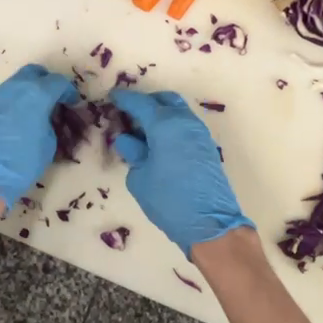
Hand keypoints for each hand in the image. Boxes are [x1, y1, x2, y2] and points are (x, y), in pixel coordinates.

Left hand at [0, 64, 79, 206]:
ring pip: (16, 84)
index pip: (57, 82)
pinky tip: (15, 122)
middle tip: (53, 100)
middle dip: (46, 82)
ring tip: (33, 113)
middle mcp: (15, 88)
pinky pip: (3, 98)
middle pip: (34, 73)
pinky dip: (13, 104)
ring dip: (27, 92)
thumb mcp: (48, 144)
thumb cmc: (21, 162)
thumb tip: (47, 119)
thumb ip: (50, 123)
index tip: (71, 103)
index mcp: (36, 94)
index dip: (68, 91)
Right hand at [110, 89, 252, 255]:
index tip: (111, 98)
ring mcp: (199, 134)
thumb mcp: (140, 177)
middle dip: (146, 102)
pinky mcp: (207, 148)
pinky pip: (185, 126)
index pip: (141, 103)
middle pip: (165, 100)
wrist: (211, 225)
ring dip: (160, 114)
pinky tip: (158, 143)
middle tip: (128, 113)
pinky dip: (170, 126)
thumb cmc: (169, 200)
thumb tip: (127, 140)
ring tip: (141, 130)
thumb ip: (133, 153)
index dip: (124, 99)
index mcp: (166, 124)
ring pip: (178, 111)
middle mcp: (185, 122)